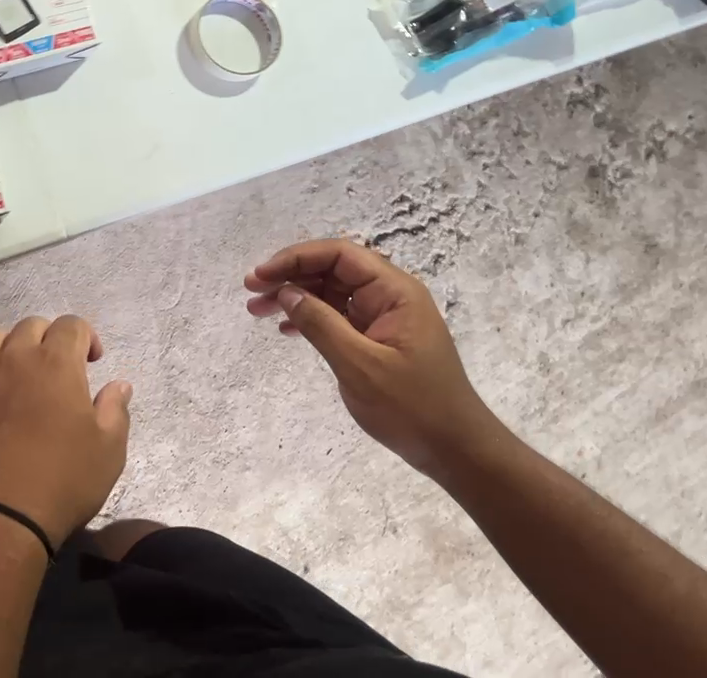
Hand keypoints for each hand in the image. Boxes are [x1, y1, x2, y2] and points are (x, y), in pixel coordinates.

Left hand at [0, 316, 132, 544]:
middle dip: (48, 338)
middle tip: (57, 367)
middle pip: (30, 326)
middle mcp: (14, 358)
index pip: (71, 325)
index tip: (92, 362)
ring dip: (8, 347)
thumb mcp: (109, 451)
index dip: (86, 336)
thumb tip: (118, 384)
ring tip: (17, 372)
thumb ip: (115, 410)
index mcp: (56, 363)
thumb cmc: (62, 481)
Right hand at [245, 239, 506, 479]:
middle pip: (331, 269)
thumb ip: (320, 323)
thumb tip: (286, 291)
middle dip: (290, 275)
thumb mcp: (360, 365)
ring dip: (294, 296)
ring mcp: (383, 317)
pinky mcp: (376, 339)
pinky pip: (336, 315)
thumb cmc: (413, 407)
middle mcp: (389, 296)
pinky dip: (308, 317)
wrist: (456, 451)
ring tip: (256, 309)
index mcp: (394, 291)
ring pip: (330, 291)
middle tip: (251, 291)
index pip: (339, 254)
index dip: (296, 258)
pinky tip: (285, 329)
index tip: (261, 275)